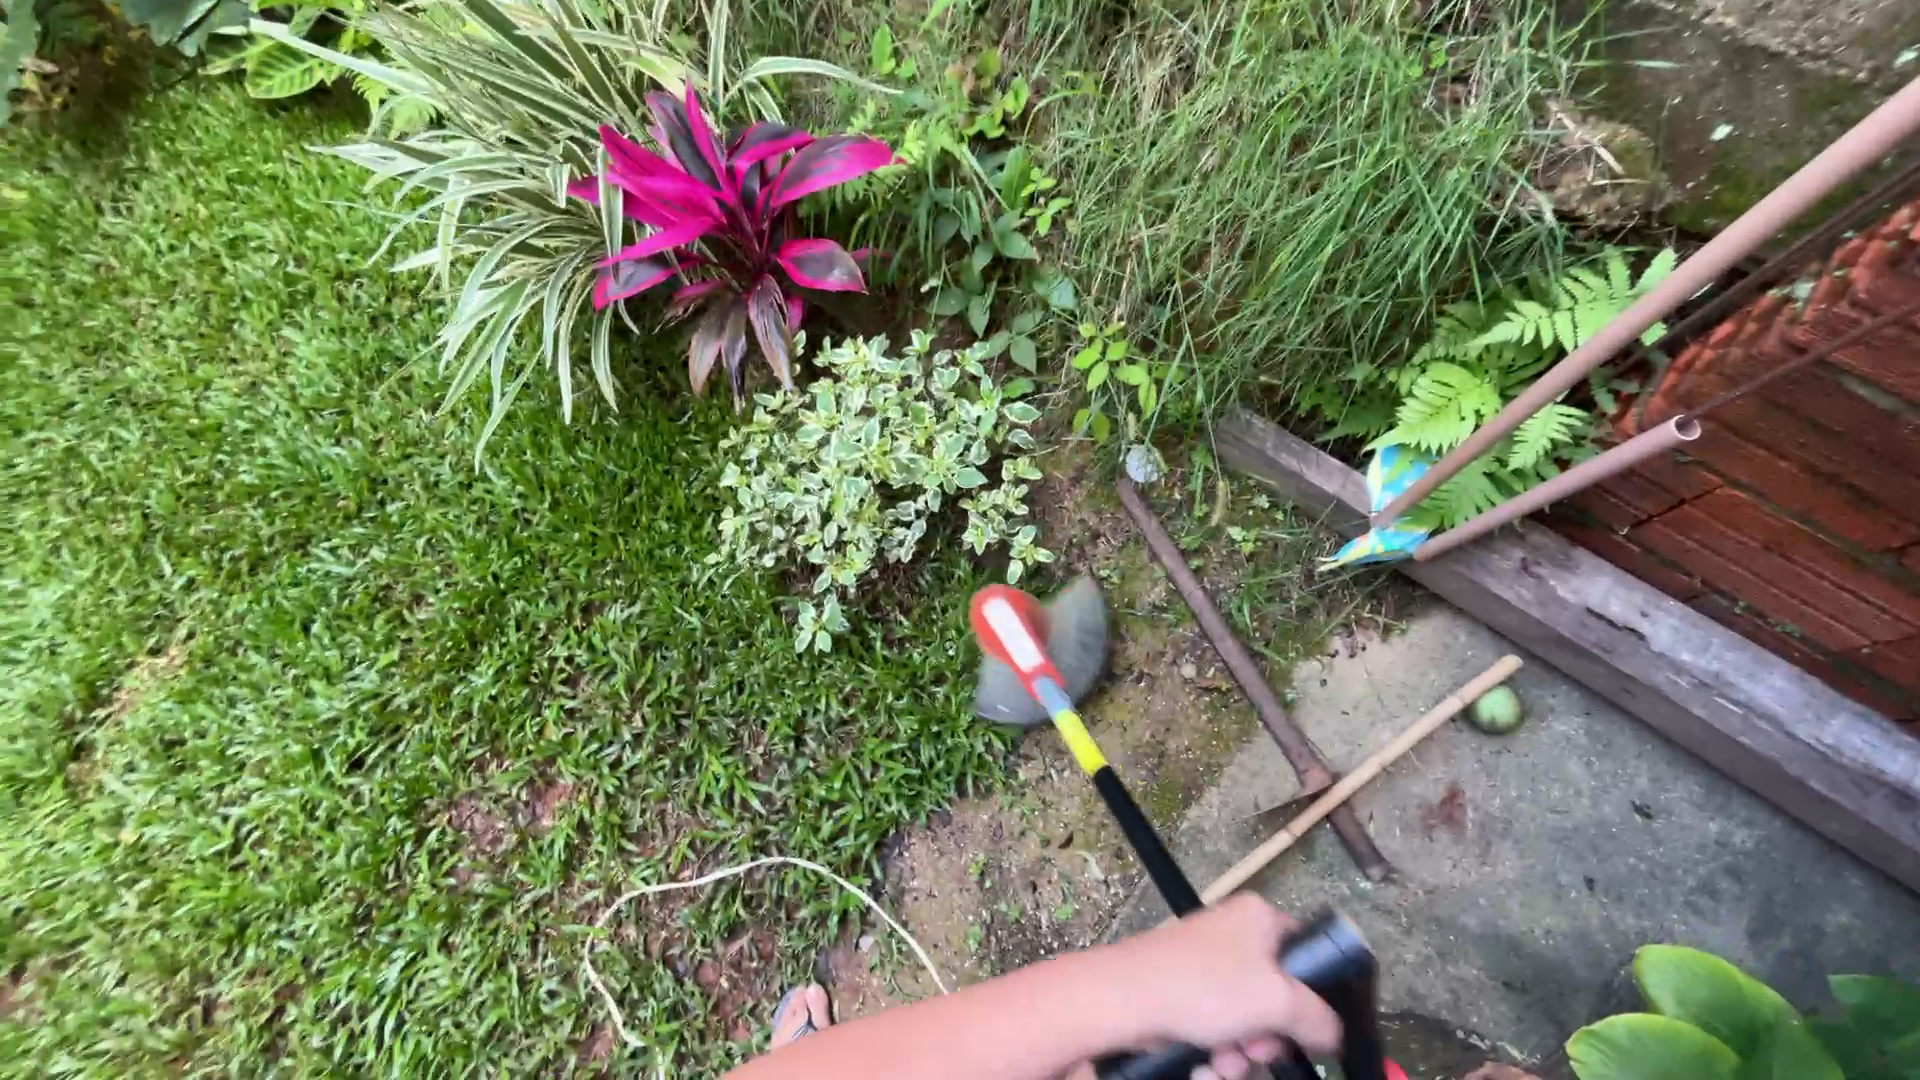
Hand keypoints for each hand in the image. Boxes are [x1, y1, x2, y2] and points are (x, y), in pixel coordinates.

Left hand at [1105, 894, 1341, 1077]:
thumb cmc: (1203, 986)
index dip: (1313, 995)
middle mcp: (1235, 935)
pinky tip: (1207, 1063)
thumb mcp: (1277, 1001)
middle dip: (1269, 1037)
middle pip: (1279, 998)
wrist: (1128, 999)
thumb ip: (1319, 1018)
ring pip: (1250, 1022)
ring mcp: (1209, 964)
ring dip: (1243, 1054)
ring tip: (1224, 1059)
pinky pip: (1221, 1029)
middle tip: (1255, 1048)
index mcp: (1259, 918)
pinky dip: (1219, 1052)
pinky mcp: (1189, 992)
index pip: (1307, 952)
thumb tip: (1331, 1033)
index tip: (1306, 1028)